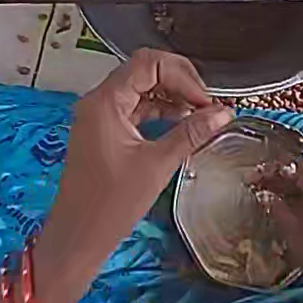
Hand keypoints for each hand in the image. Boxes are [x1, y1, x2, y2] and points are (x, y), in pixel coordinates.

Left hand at [37, 50, 231, 302]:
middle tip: (207, 103)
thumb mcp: (157, 165)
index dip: (183, 76)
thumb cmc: (112, 204)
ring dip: (172, 95)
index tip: (206, 102)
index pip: (148, 64)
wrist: (77, 238)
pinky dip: (160, 110)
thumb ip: (191, 133)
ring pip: (141, 87)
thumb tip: (225, 113)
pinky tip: (183, 122)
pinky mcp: (105, 129)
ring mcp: (100, 114)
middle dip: (180, 81)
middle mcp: (99, 100)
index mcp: (106, 101)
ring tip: (201, 113)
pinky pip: (136, 106)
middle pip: (144, 69)